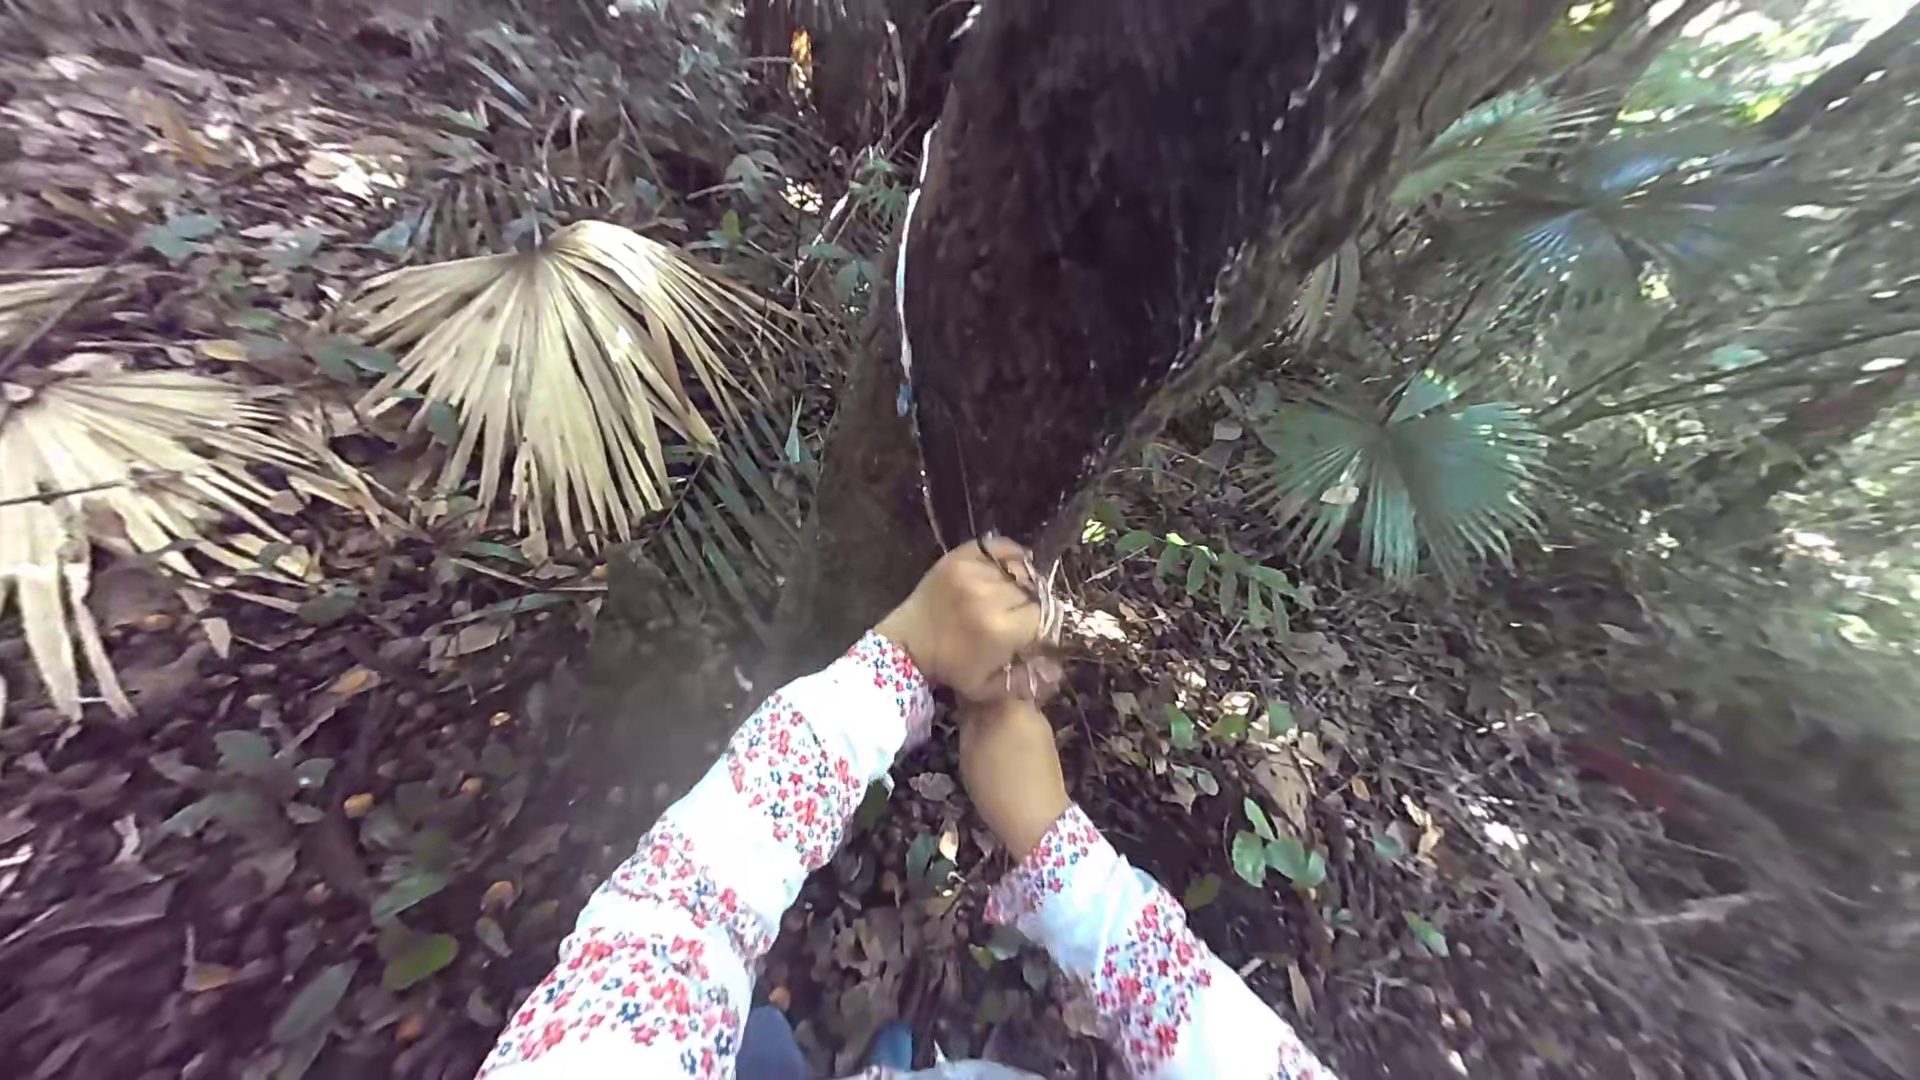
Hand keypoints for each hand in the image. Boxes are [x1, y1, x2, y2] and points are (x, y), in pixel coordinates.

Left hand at [875, 536, 1049, 700]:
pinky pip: (998, 547)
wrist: (908, 644)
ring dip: (1017, 584)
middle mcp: (988, 595)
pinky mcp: (960, 556)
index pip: (1042, 616)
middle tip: (1016, 616)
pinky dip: (1009, 556)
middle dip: (1028, 605)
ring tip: (1006, 597)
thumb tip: (1059, 665)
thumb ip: (1028, 679)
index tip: (1032, 632)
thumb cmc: (952, 668)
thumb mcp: (988, 687)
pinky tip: (1008, 569)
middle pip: (1031, 592)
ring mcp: (972, 571)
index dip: (1041, 624)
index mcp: (999, 629)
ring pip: (1017, 571)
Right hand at [958, 697, 1070, 859]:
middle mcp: (1025, 703)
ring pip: (1012, 707)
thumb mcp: (969, 750)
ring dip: (999, 715)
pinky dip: (1012, 728)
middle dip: (985, 700)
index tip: (955, 697)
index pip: (981, 682)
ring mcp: (1039, 719)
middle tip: (968, 718)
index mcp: (1004, 701)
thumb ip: (968, 717)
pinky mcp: (1048, 735)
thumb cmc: (994, 784)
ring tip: (985, 736)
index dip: (967, 688)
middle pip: (1000, 692)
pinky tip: (1004, 747)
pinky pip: (1023, 722)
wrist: (1037, 817)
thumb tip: (965, 695)